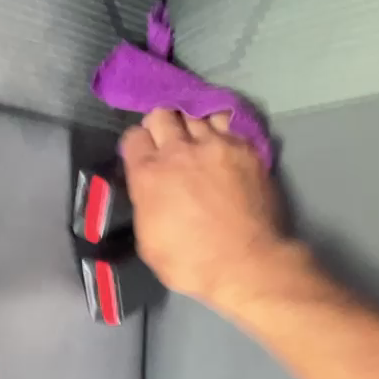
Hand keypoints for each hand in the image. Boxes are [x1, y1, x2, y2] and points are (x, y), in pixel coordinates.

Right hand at [119, 108, 316, 308]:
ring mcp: (215, 144)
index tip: (143, 157)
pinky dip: (218, 126)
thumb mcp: (148, 242)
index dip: (137, 146)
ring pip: (194, 114)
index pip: (134, 137)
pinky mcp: (245, 147)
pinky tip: (219, 139)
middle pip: (162, 115)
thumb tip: (150, 193)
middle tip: (167, 144)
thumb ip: (145, 206)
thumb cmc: (190, 262)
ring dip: (189, 125)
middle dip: (160, 127)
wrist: (245, 263)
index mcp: (149, 174)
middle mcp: (179, 150)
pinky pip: (227, 121)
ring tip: (195, 141)